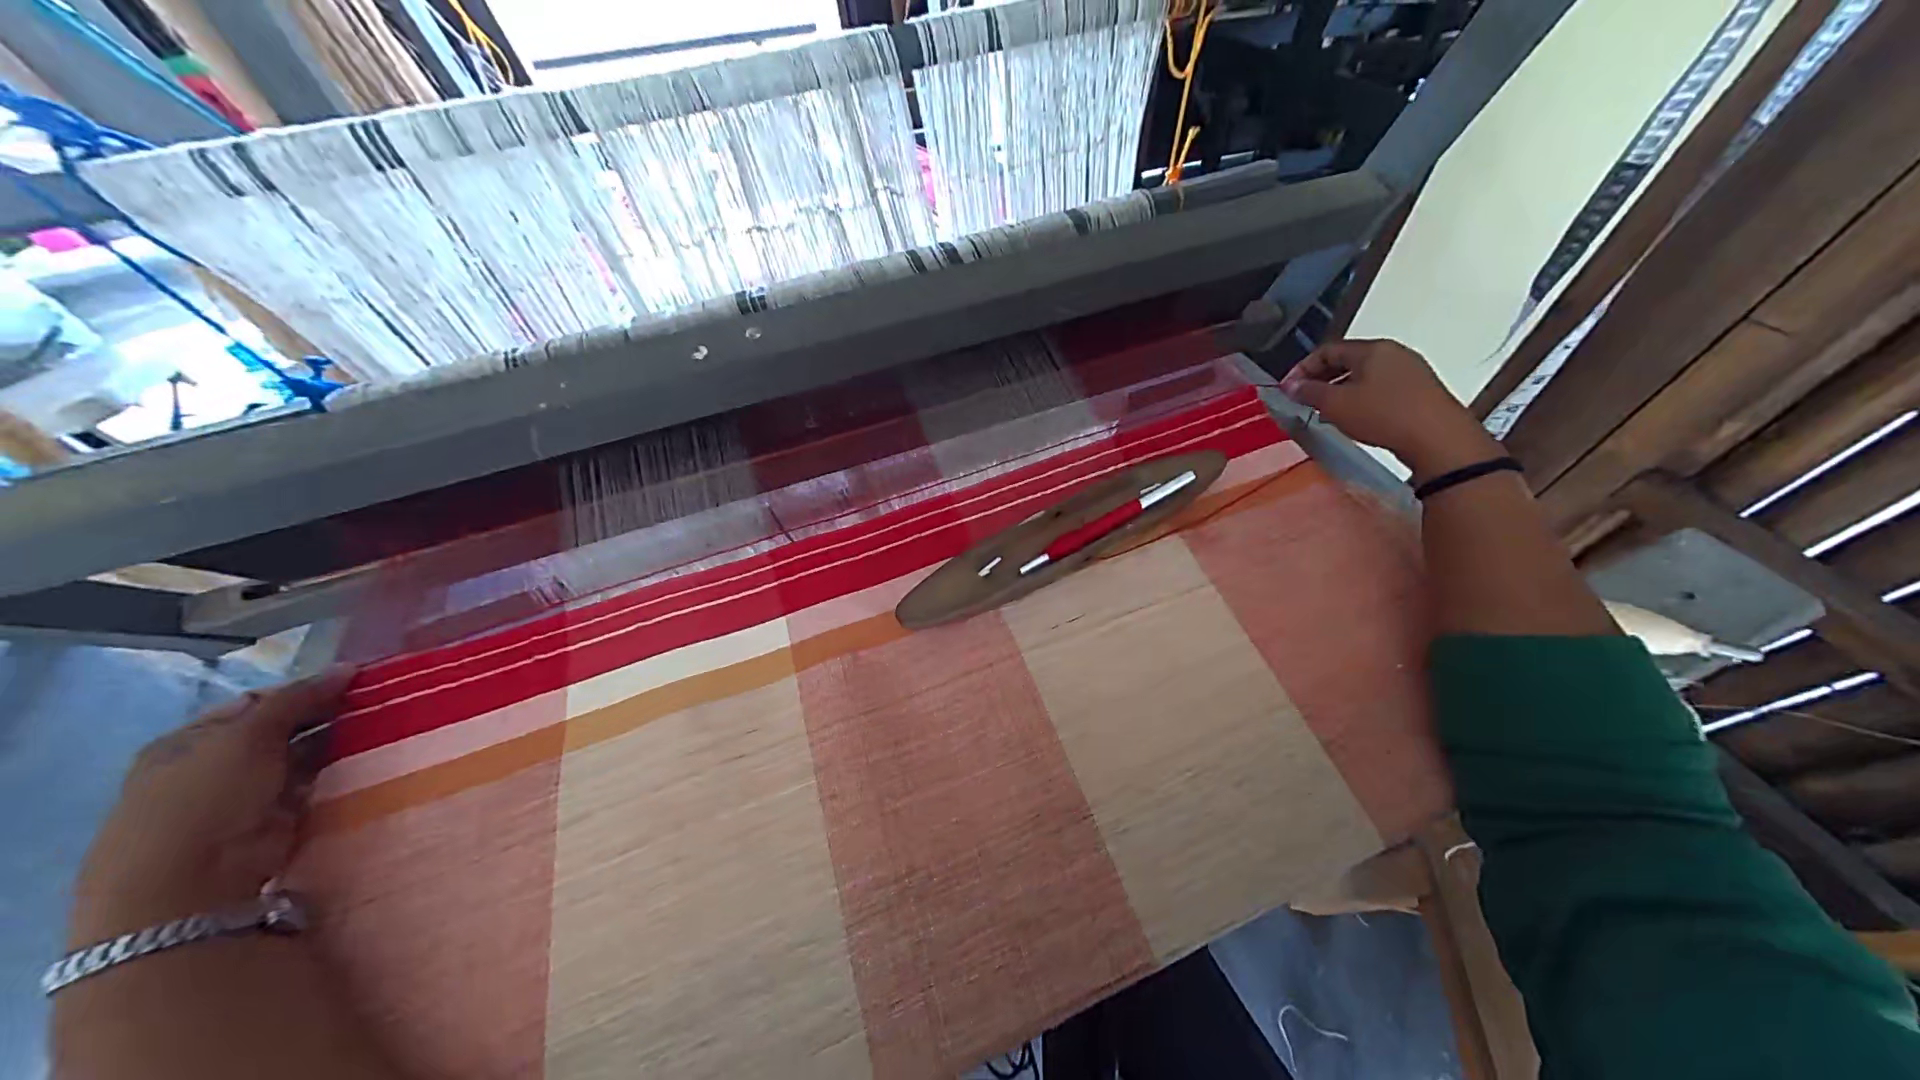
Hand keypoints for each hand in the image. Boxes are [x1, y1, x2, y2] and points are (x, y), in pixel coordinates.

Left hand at [67, 667, 353, 945]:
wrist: (192, 884)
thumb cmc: (203, 798)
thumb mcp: (246, 735)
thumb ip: (298, 699)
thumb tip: (347, 668)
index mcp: (192, 741)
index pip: (259, 702)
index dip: (304, 690)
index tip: (355, 683)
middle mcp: (216, 766)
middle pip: (285, 730)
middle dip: (327, 717)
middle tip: (378, 702)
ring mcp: (247, 797)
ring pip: (305, 758)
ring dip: (338, 745)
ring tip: (387, 727)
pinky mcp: (279, 822)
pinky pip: (317, 788)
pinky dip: (340, 775)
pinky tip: (374, 759)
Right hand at [1278, 338, 1504, 482]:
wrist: (1438, 439)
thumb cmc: (1383, 415)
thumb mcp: (1336, 404)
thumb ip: (1309, 392)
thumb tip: (1291, 385)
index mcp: (1372, 349)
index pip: (1328, 350)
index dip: (1302, 368)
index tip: (1287, 389)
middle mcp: (1393, 353)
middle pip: (1347, 360)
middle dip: (1321, 379)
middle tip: (1303, 400)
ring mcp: (1410, 371)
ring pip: (1364, 375)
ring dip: (1340, 390)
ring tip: (1325, 412)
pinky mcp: (1420, 391)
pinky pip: (1381, 388)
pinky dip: (1360, 398)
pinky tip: (1354, 418)